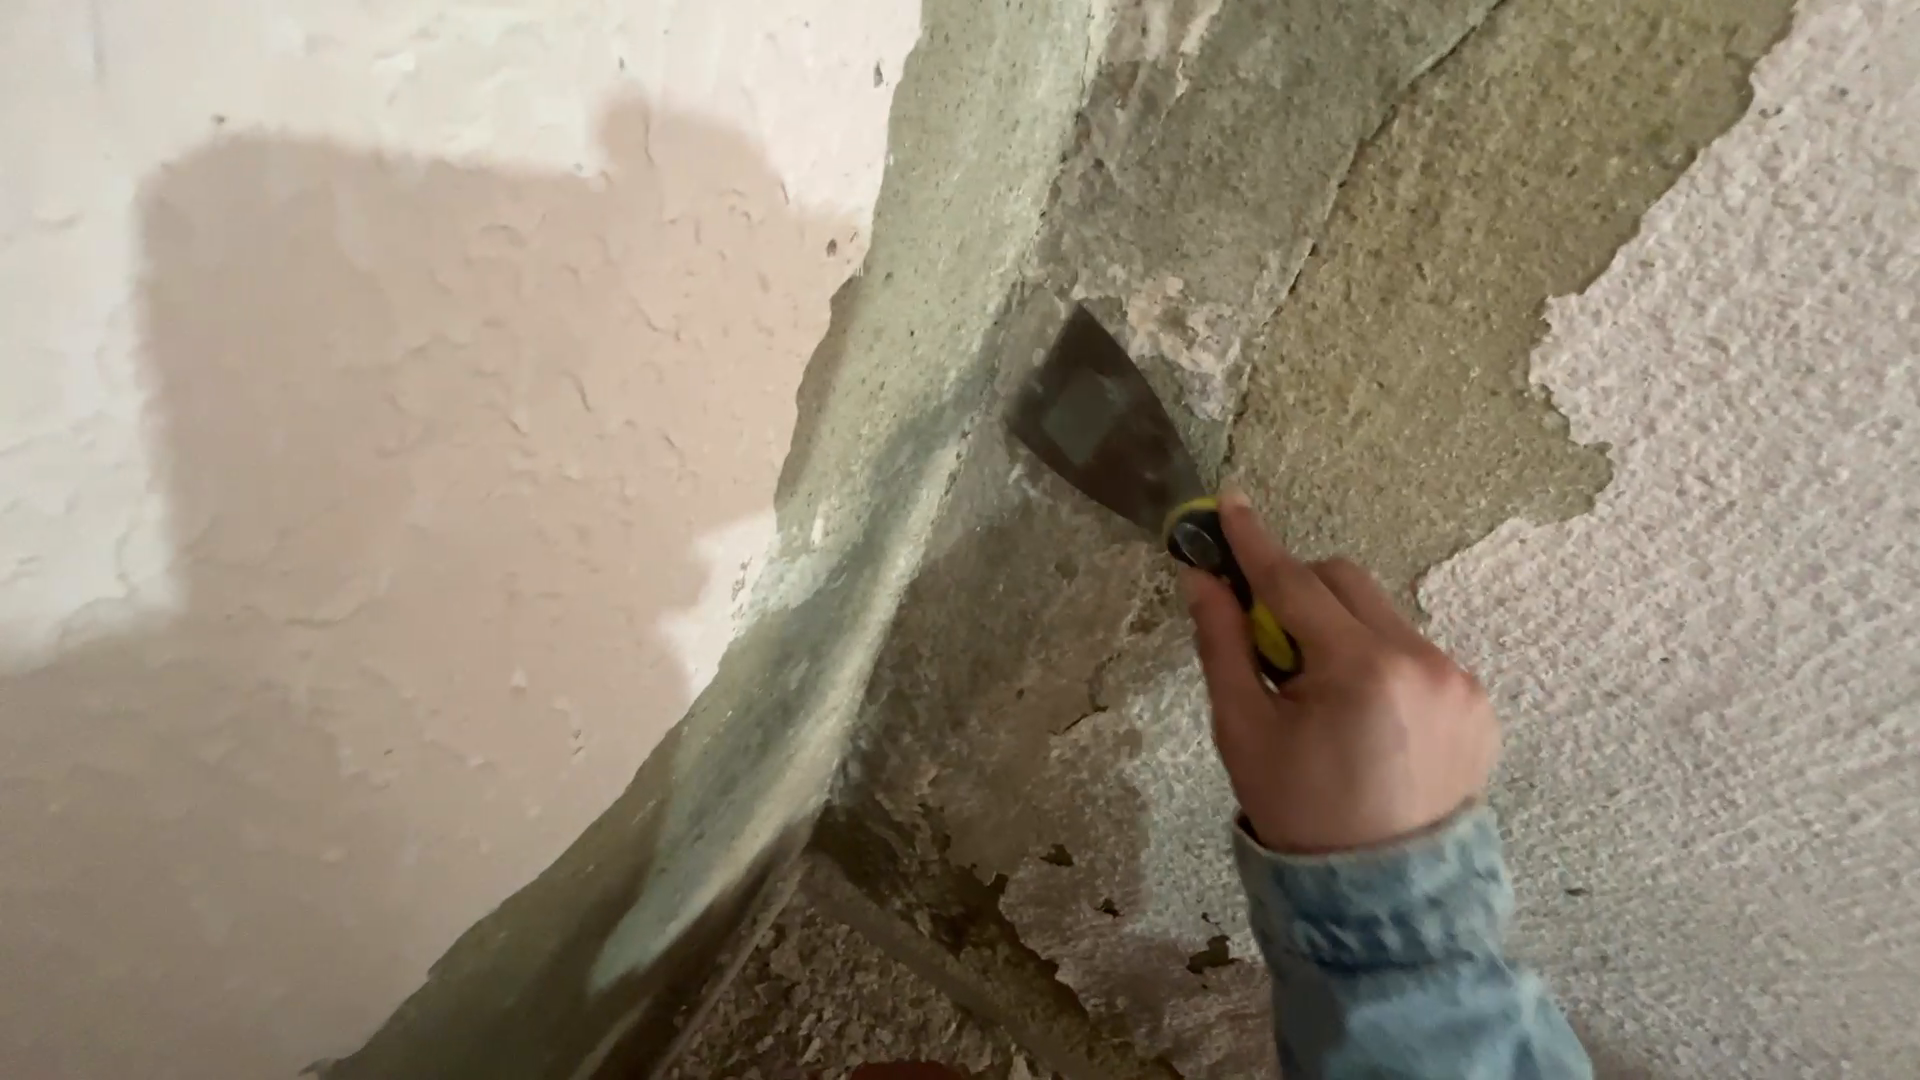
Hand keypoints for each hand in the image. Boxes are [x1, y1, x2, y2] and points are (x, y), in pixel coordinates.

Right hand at [1181, 492, 1497, 854]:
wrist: (1380, 894)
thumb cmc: (1296, 808)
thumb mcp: (1241, 726)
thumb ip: (1221, 642)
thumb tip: (1198, 578)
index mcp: (1361, 670)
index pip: (1293, 583)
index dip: (1253, 541)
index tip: (1227, 504)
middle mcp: (1423, 661)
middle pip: (1343, 581)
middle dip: (1296, 589)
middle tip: (1268, 636)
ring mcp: (1460, 681)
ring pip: (1378, 612)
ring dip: (1335, 624)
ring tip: (1317, 685)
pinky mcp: (1477, 701)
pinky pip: (1410, 647)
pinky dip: (1372, 654)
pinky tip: (1360, 706)